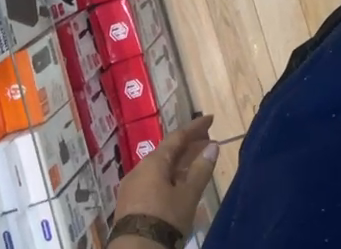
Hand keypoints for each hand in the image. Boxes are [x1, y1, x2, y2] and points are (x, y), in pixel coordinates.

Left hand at [109, 116, 218, 245]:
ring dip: (178, 164)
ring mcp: (131, 188)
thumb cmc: (164, 220)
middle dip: (188, 146)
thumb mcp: (188, 195)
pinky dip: (168, 177)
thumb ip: (201, 169)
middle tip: (207, 143)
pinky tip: (177, 186)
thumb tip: (212, 145)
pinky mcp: (128, 205)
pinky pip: (151, 181)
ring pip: (158, 168)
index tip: (210, 119)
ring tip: (196, 164)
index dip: (195, 127)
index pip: (177, 137)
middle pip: (166, 152)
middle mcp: (138, 170)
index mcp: (153, 163)